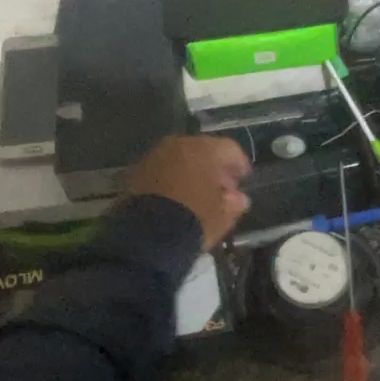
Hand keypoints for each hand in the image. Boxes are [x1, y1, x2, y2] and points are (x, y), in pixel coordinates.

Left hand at [121, 135, 252, 247]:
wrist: (147, 235)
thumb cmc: (194, 220)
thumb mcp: (222, 216)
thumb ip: (234, 203)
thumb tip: (239, 198)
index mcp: (203, 150)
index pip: (229, 149)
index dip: (239, 163)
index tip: (244, 178)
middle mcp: (178, 145)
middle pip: (202, 150)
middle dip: (213, 167)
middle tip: (222, 186)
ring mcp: (154, 157)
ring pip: (179, 158)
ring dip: (191, 171)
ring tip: (198, 193)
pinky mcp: (135, 172)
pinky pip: (161, 170)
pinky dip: (171, 178)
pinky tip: (176, 196)